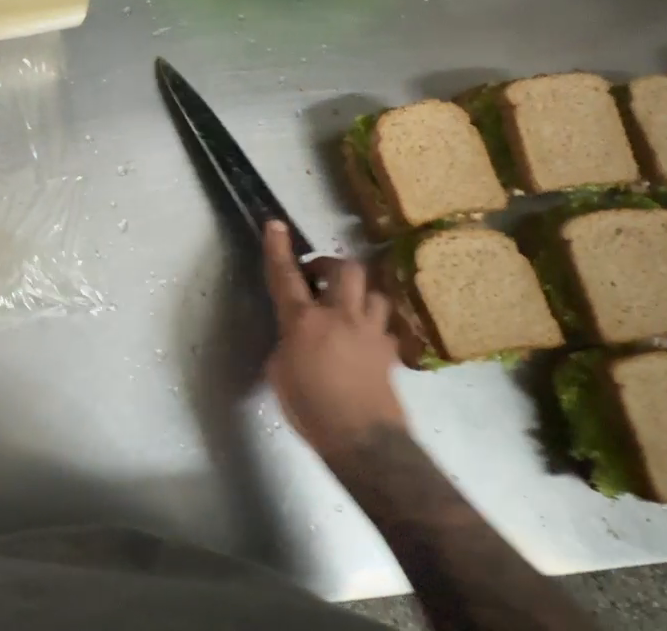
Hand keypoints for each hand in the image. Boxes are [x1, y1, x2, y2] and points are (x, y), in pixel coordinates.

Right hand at [260, 221, 405, 463]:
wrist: (363, 441)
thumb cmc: (308, 408)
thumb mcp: (279, 370)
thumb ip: (287, 342)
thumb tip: (297, 335)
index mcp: (302, 321)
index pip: (286, 275)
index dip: (279, 248)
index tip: (276, 224)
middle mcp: (339, 317)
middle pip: (345, 269)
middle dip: (330, 265)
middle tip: (317, 276)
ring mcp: (370, 332)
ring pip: (374, 292)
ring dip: (358, 291)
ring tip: (346, 303)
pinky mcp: (390, 352)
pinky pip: (385, 324)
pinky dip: (374, 322)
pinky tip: (364, 335)